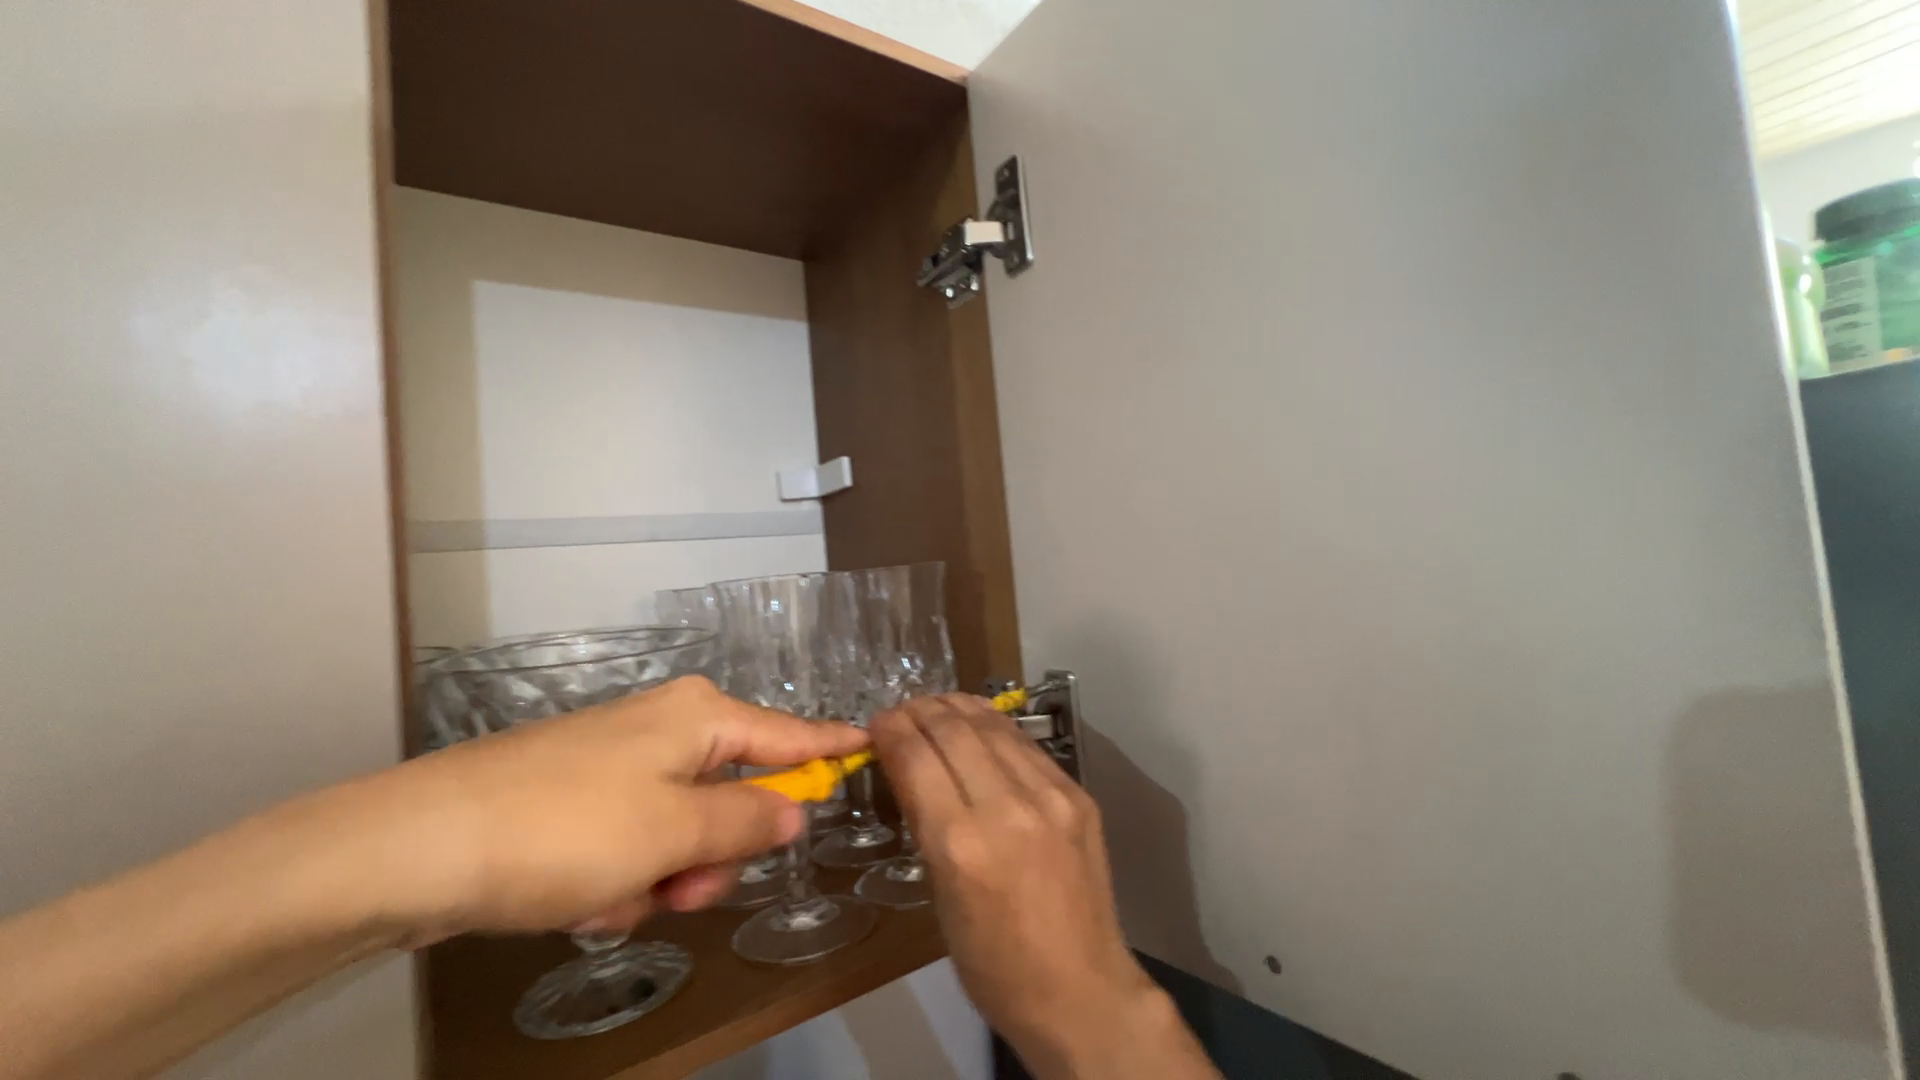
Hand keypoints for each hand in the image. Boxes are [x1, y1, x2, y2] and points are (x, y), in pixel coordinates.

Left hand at [334, 675, 866, 944]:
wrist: (415, 846)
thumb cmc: (566, 828)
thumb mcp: (675, 830)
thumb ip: (748, 820)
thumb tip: (797, 807)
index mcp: (699, 717)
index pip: (790, 734)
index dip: (832, 747)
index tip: (874, 743)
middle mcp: (666, 730)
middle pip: (734, 797)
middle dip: (715, 853)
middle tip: (683, 885)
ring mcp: (619, 766)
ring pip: (683, 833)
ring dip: (662, 878)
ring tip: (613, 897)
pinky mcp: (581, 803)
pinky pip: (634, 847)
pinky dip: (619, 882)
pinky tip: (577, 900)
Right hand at [870, 695, 1173, 1068]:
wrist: (1081, 990)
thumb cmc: (994, 963)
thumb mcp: (941, 897)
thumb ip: (927, 825)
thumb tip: (909, 770)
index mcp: (961, 844)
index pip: (916, 757)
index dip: (890, 729)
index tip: (876, 723)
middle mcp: (1007, 807)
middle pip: (953, 730)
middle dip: (919, 711)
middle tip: (900, 711)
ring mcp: (1050, 796)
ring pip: (993, 725)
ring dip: (956, 708)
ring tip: (934, 706)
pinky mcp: (1078, 794)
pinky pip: (1026, 744)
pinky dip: (994, 727)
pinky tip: (978, 725)